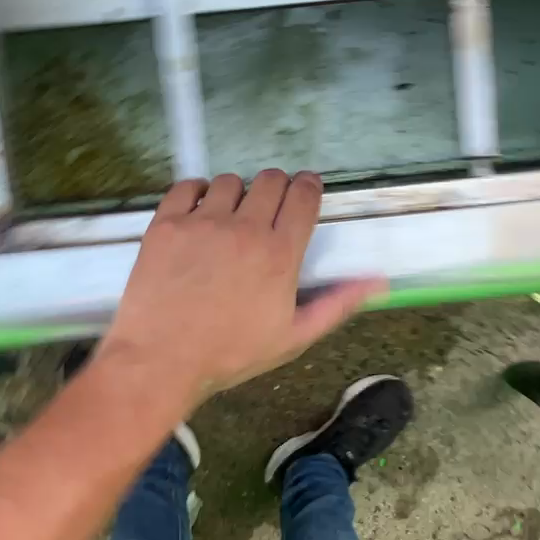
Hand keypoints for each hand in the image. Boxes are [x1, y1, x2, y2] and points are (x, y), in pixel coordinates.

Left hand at [97, 171, 385, 406]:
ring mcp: (202, 222)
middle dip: (276, 188)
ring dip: (236, 194)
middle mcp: (244, 228)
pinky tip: (197, 215)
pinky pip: (187, 187)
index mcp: (280, 253)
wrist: (161, 360)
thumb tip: (378, 281)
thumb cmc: (231, 354)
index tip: (305, 190)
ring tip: (229, 218)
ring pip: (229, 181)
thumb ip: (337, 303)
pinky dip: (196, 194)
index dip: (308, 187)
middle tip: (268, 209)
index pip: (303, 196)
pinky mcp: (166, 224)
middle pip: (270, 179)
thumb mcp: (293, 337)